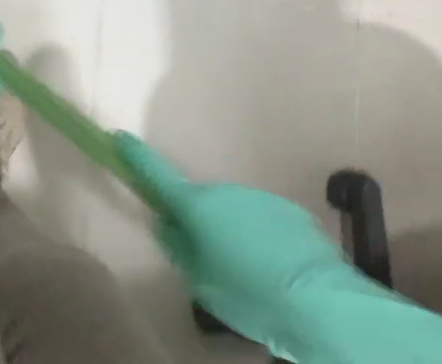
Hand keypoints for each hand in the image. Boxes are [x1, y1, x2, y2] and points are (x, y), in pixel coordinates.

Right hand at [115, 132, 346, 349]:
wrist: (322, 304)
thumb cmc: (249, 294)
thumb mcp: (201, 282)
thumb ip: (180, 248)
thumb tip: (170, 225)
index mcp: (198, 206)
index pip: (157, 175)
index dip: (136, 157)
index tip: (119, 138)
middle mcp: (227, 191)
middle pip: (201, 202)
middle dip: (198, 221)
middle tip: (205, 259)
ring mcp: (261, 199)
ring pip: (234, 213)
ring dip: (233, 234)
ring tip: (247, 275)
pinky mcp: (290, 213)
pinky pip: (262, 223)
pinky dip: (261, 241)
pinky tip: (273, 274)